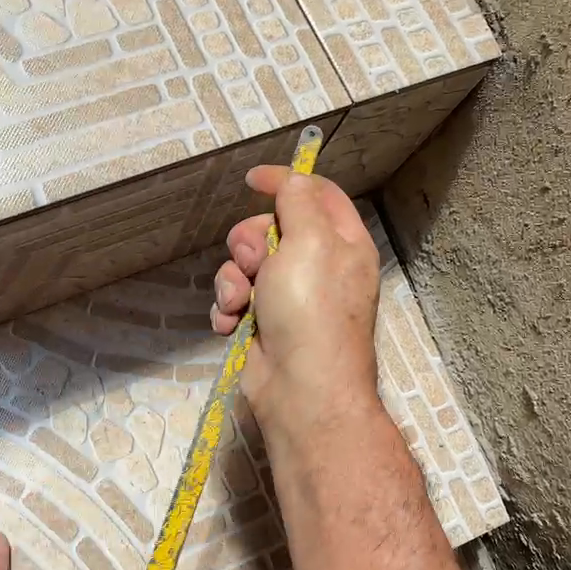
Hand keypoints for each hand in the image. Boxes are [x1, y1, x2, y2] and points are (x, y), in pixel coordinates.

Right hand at [210, 167, 382, 440]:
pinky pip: (235, 298)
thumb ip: (297, 201)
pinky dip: (228, 308)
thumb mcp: (310, 240)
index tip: (251, 180)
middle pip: (271, 227)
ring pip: (245, 264)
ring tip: (239, 303)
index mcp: (342, 242)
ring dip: (232, 280)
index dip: (285, 181)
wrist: (300, 390)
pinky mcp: (263, 323)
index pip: (316, 194)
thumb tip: (289, 179)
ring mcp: (289, 297)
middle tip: (252, 262)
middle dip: (249, 241)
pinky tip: (231, 324)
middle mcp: (318, 266)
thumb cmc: (312, 309)